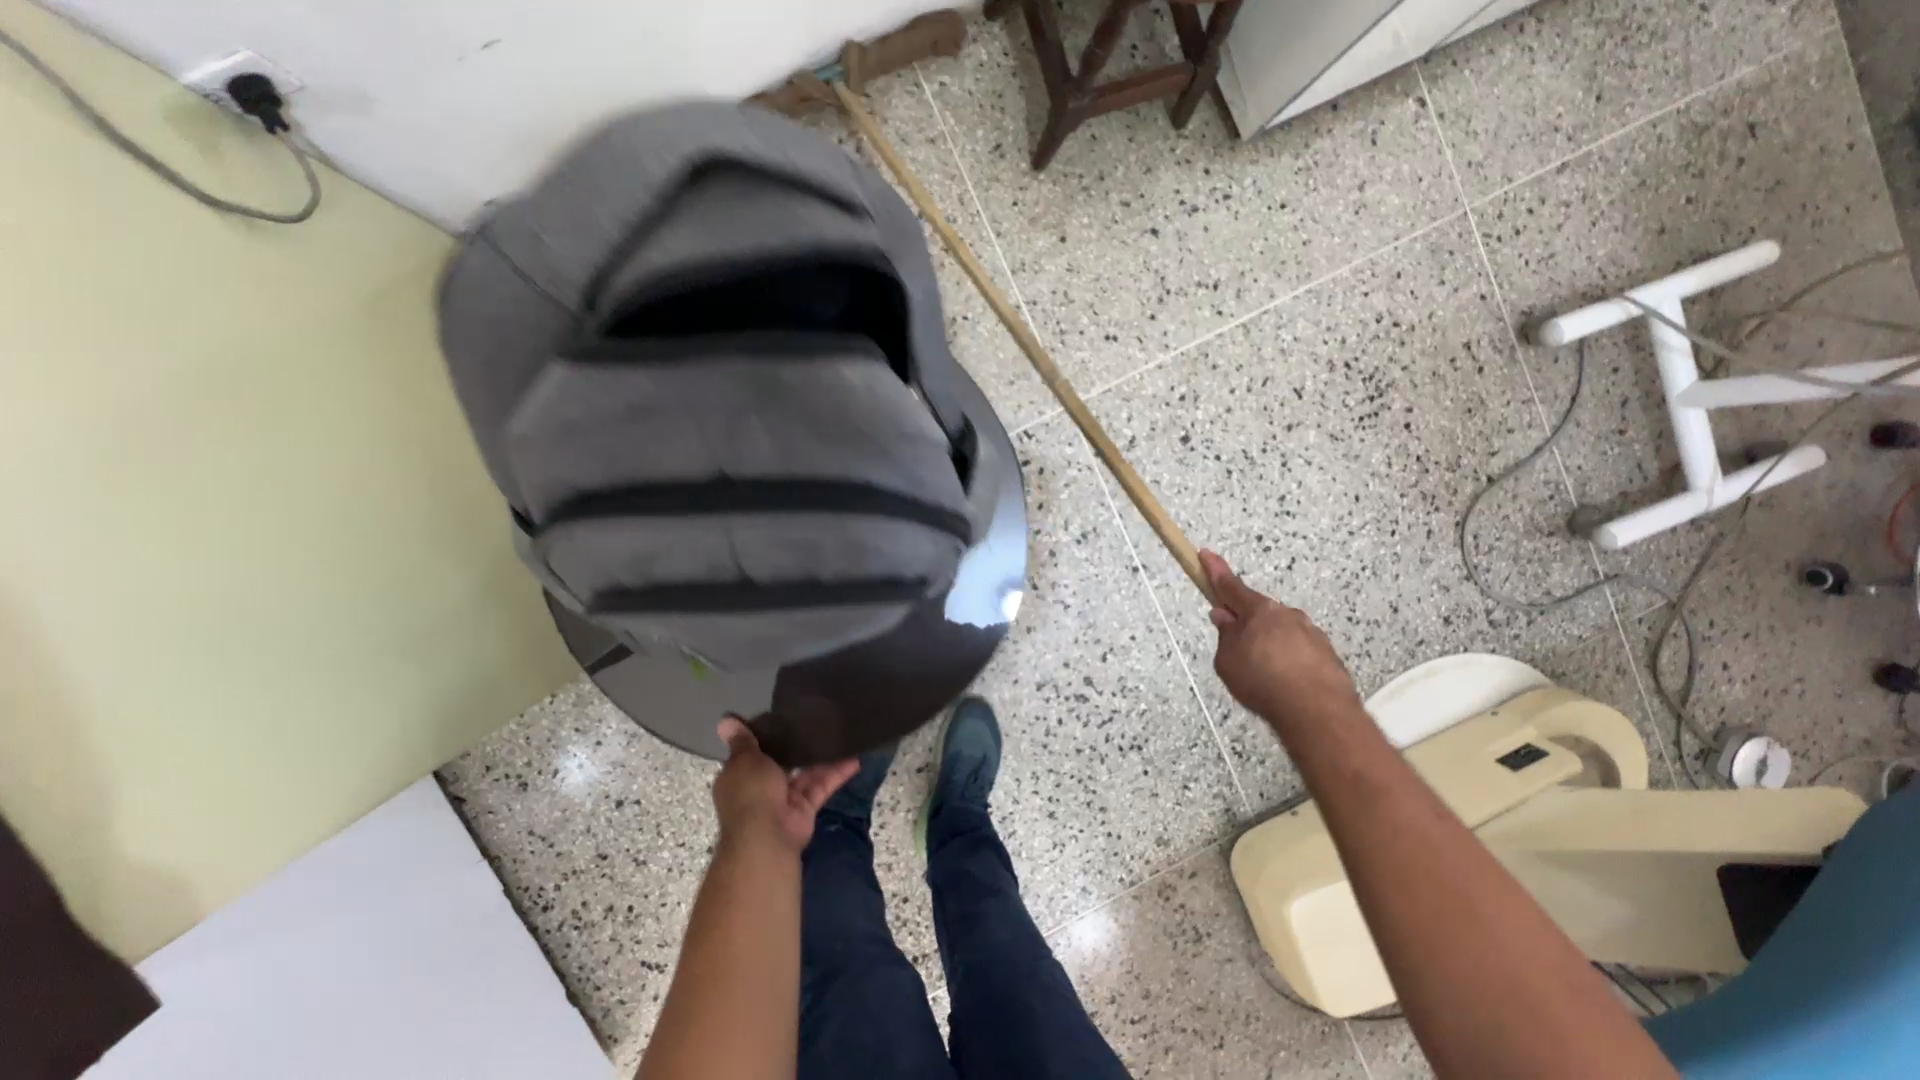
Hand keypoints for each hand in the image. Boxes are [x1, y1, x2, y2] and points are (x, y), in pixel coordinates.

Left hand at [712, 717, 858, 854]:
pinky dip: (835, 775)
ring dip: (821, 758)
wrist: (766, 836)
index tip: (781, 717)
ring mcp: (783, 800)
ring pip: (804, 774)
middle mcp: (759, 788)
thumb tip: (724, 719)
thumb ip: (743, 740)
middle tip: (817, 720)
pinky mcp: (804, 809)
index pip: (750, 753)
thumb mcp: (745, 759)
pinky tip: (854, 760)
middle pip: (780, 763)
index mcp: (739, 775)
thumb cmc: (751, 791)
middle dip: (795, 746)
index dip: (764, 737)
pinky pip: (820, 788)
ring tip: (841, 736)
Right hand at [1201, 550, 1363, 731]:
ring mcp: (1311, 633)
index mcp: (1260, 611)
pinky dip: (1289, 661)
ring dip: (1270, 645)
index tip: (1206, 553)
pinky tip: (1285, 683)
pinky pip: (1300, 651)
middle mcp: (1287, 615)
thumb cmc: (1263, 682)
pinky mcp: (1328, 655)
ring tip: (1263, 676)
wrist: (1317, 710)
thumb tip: (1224, 616)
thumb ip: (1225, 636)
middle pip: (1260, 613)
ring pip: (1282, 633)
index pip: (1231, 587)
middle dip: (1246, 624)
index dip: (1216, 571)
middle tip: (1236, 647)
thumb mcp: (1227, 661)